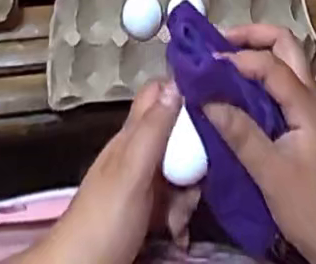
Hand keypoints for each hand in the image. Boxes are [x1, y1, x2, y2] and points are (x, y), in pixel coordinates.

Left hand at [11, 77, 192, 263]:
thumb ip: (154, 128)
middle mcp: (139, 152)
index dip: (181, 89)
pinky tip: (179, 235)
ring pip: (180, 172)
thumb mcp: (132, 170)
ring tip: (178, 222)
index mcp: (132, 134)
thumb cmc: (104, 218)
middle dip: (193, 157)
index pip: (157, 93)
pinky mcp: (149, 212)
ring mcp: (144, 183)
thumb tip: (177, 81)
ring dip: (187, 196)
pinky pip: (175, 202)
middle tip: (195, 182)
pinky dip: (181, 217)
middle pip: (178, 136)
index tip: (211, 101)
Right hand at [203, 25, 315, 263]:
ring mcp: (309, 105)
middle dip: (251, 36)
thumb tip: (206, 98)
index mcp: (305, 103)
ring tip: (223, 60)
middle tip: (218, 45)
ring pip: (285, 59)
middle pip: (284, 43)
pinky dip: (258, 72)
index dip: (238, 58)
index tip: (207, 65)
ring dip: (255, 51)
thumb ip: (240, 133)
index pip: (270, 63)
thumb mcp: (270, 173)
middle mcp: (310, 94)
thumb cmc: (311, 208)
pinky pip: (281, 80)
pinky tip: (237, 88)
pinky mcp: (303, 119)